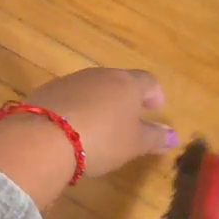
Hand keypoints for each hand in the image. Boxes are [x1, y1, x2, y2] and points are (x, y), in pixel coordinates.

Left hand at [0, 68, 177, 208]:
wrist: (44, 138)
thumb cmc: (102, 139)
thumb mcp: (134, 144)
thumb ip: (155, 138)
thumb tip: (174, 136)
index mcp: (126, 83)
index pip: (147, 81)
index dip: (154, 94)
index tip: (156, 108)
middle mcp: (97, 75)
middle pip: (117, 81)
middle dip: (125, 97)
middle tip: (129, 116)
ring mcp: (68, 81)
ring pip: (90, 88)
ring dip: (98, 102)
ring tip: (100, 124)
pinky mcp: (44, 92)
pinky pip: (67, 98)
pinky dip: (74, 108)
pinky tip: (72, 127)